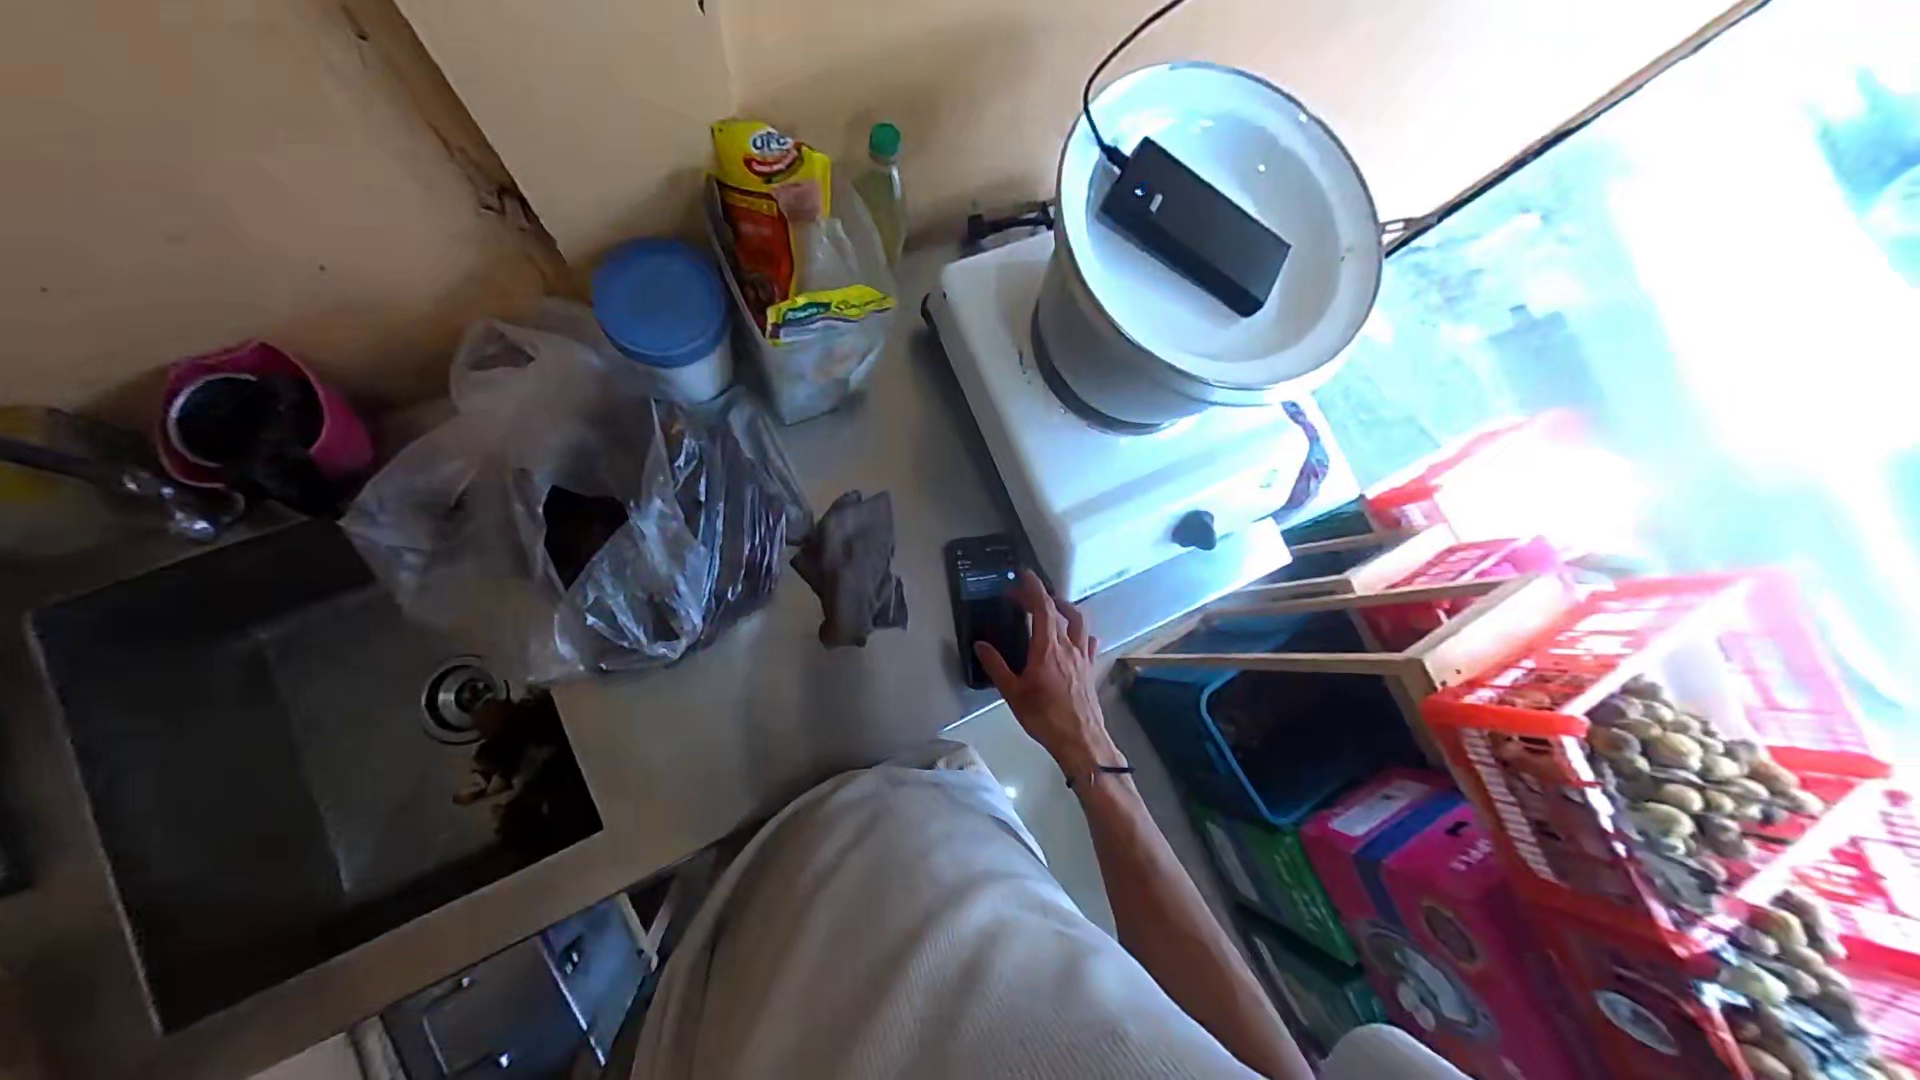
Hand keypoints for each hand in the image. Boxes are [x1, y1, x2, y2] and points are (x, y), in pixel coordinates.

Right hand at [974, 570, 1122, 776]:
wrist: (1080, 740)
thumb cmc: (1044, 716)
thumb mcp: (1012, 692)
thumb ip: (996, 666)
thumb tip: (980, 645)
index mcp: (1047, 647)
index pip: (1042, 607)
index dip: (1033, 587)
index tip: (1024, 575)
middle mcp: (1068, 646)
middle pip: (1060, 610)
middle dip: (1044, 597)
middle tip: (1027, 596)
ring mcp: (1083, 657)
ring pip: (1079, 622)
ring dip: (1066, 609)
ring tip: (1053, 609)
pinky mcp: (1090, 669)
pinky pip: (1088, 641)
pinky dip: (1080, 632)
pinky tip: (1075, 638)